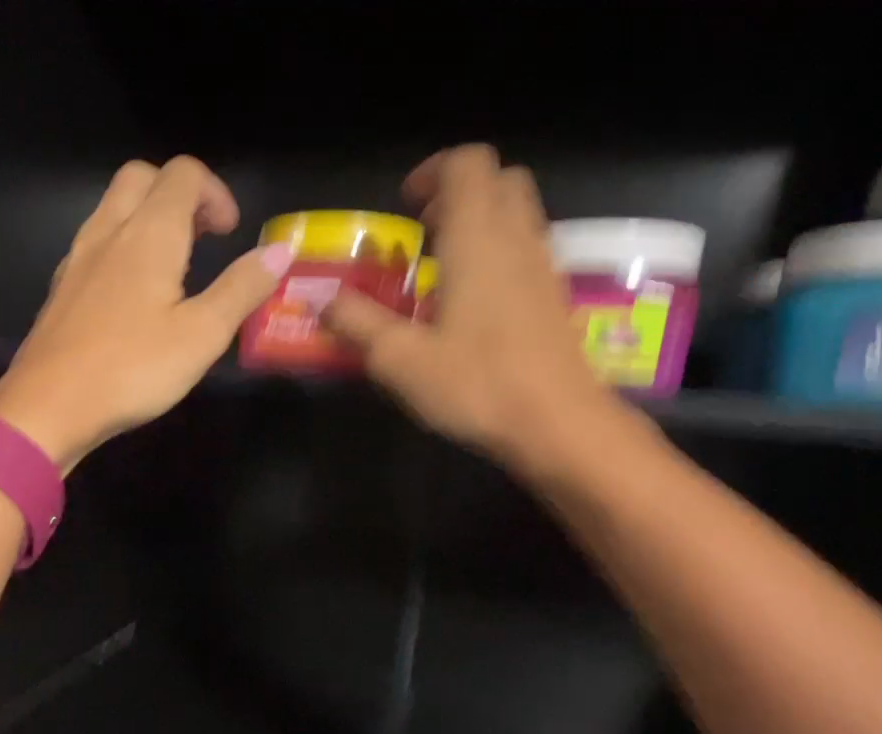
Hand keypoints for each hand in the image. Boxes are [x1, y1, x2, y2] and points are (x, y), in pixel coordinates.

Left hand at [0, 157, 293, 471]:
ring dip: (147, 218)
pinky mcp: (61, 290)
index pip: (183, 175)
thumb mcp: (201, 335)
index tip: (231, 235)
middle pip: (140, 178)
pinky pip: (94, 245)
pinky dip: (121, 248)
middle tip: (203, 236)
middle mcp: (108, 233)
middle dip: (178, 194)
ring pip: (112, 209)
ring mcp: (77, 260)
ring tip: (174, 264)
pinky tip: (133, 294)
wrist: (47, 407)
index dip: (216, 192)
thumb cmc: (132, 370)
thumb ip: (241, 288)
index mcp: (148, 234)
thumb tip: (280, 250)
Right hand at [322, 145, 617, 469]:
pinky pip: (525, 250)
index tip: (404, 207)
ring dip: (479, 224)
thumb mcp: (399, 359)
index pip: (467, 163)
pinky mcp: (553, 297)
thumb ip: (357, 323)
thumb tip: (323, 301)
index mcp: (476, 239)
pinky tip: (470, 304)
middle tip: (422, 231)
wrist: (558, 423)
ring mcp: (542, 267)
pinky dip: (497, 255)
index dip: (433, 171)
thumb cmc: (476, 383)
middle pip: (498, 180)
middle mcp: (515, 239)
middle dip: (458, 193)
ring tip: (441, 268)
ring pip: (516, 214)